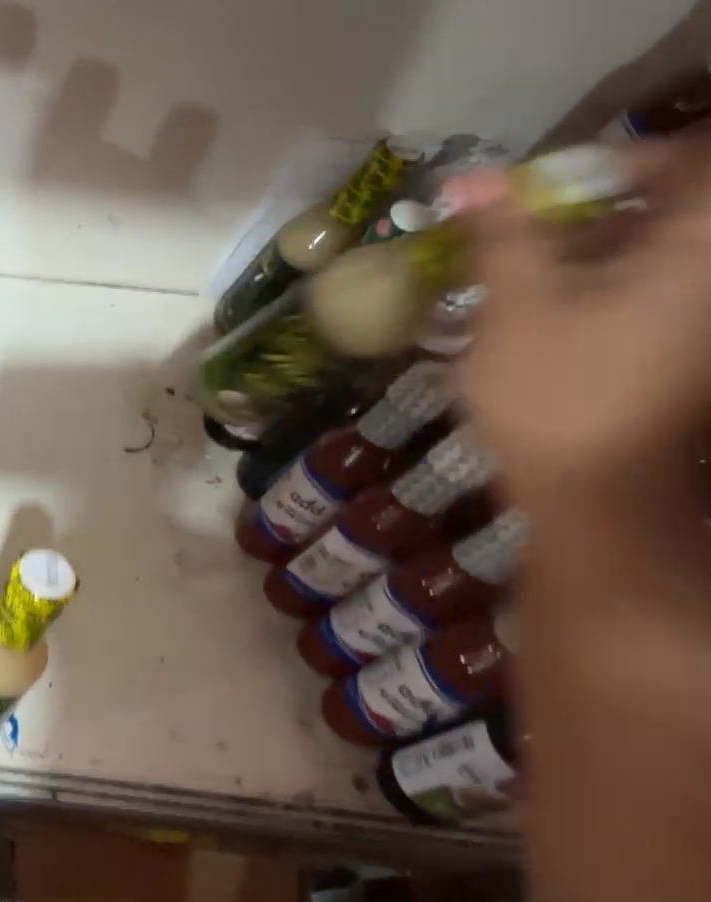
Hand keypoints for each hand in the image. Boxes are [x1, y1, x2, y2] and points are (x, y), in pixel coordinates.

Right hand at [458, 137, 710, 497]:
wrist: (593, 488)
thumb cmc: (554, 390)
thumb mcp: (515, 304)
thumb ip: (501, 234)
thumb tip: (470, 177)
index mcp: (694, 243)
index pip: (678, 158)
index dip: (606, 161)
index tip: (533, 191)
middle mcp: (708, 268)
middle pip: (662, 205)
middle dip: (581, 212)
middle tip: (507, 237)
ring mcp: (696, 312)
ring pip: (646, 251)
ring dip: (578, 252)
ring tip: (508, 281)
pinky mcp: (678, 345)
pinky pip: (641, 291)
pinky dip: (590, 289)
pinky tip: (535, 318)